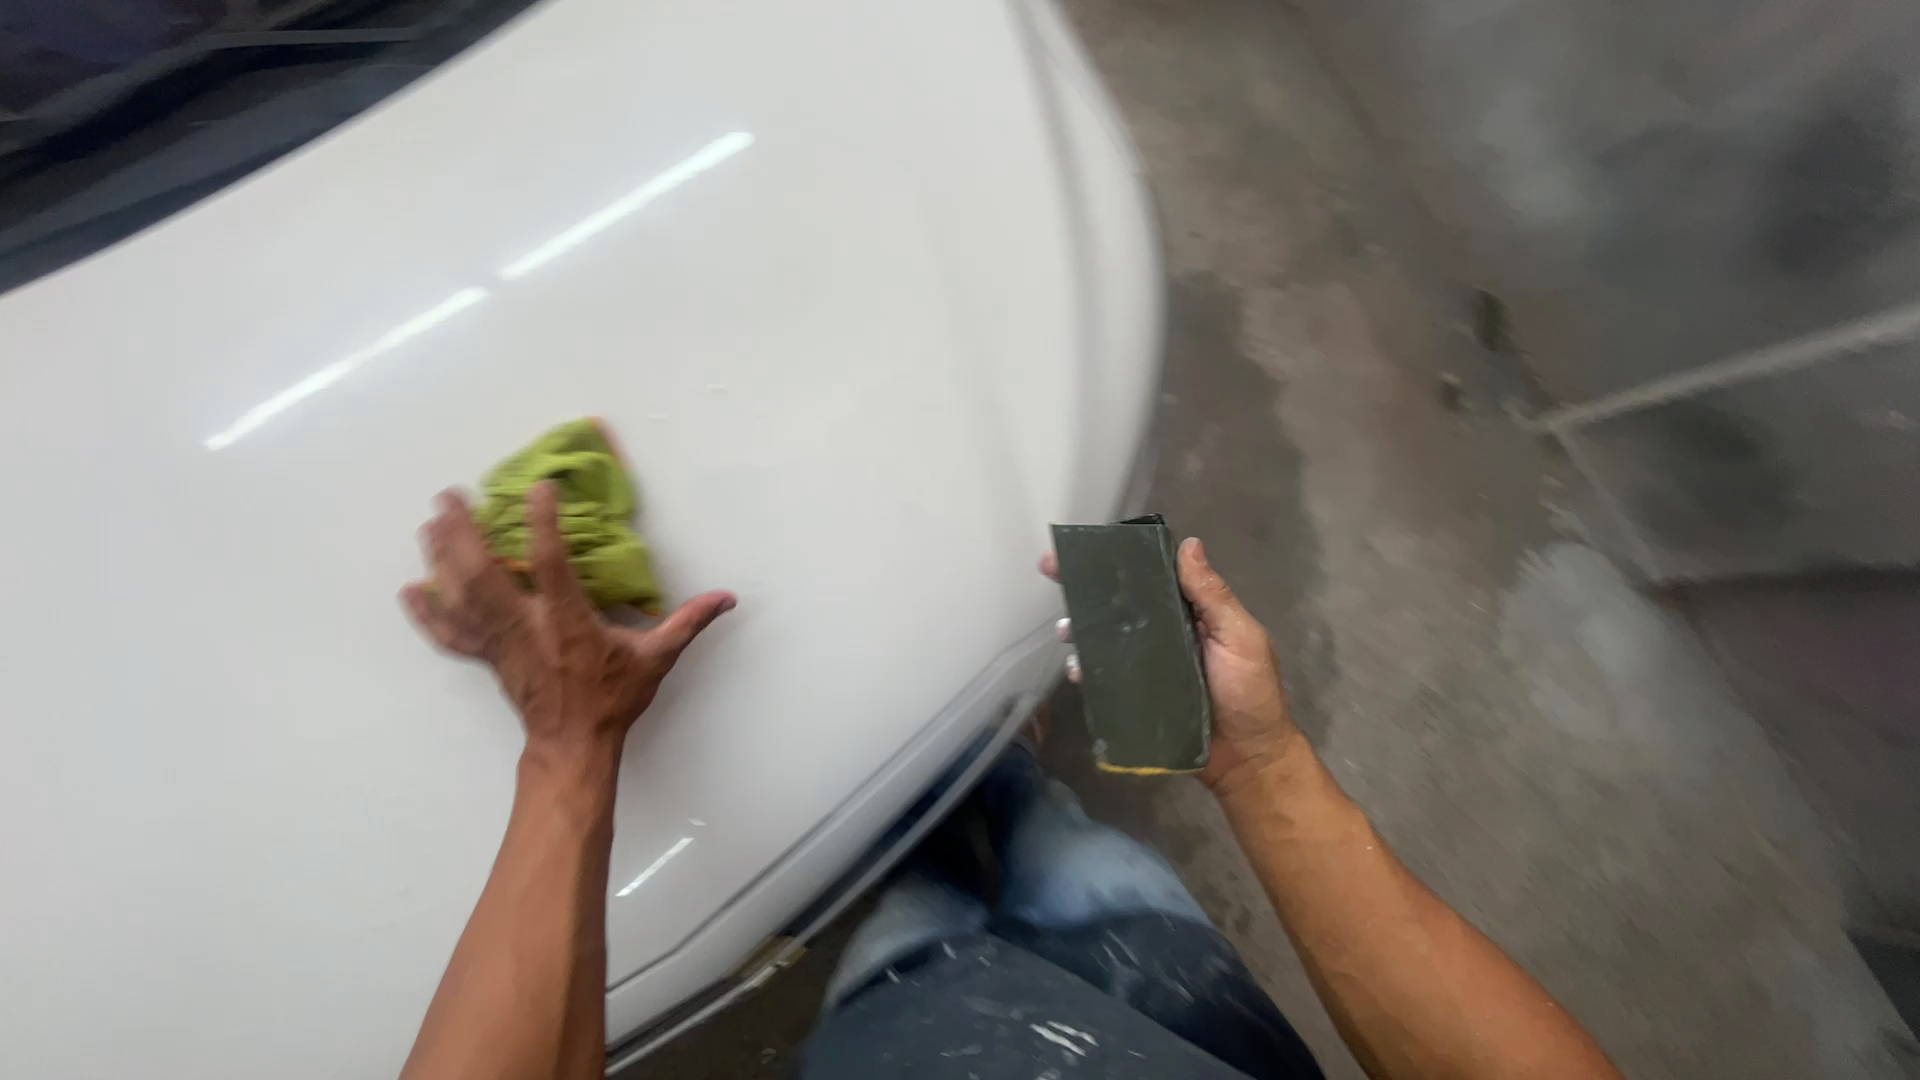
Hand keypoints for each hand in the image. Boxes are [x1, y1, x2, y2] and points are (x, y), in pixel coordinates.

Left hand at [401, 482, 734, 762]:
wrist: (573, 742)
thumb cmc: (614, 697)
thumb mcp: (658, 658)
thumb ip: (689, 622)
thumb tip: (727, 598)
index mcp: (569, 622)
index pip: (551, 564)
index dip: (542, 523)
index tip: (538, 488)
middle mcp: (527, 626)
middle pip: (483, 573)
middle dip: (462, 532)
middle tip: (451, 494)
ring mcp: (501, 642)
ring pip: (460, 595)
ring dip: (441, 556)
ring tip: (431, 520)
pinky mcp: (488, 656)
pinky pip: (449, 632)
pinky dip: (427, 611)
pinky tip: (411, 589)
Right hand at [1044, 536, 1299, 795]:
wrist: (1248, 759)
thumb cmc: (1250, 693)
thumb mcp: (1239, 637)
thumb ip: (1213, 595)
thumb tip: (1189, 543)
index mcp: (1187, 612)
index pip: (1148, 576)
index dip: (1118, 559)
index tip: (1086, 544)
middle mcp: (1161, 633)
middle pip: (1117, 604)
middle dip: (1083, 586)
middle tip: (1051, 569)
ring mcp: (1145, 665)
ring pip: (1103, 638)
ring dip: (1079, 628)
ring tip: (1066, 630)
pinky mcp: (1133, 695)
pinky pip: (1103, 677)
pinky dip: (1086, 670)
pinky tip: (1077, 668)